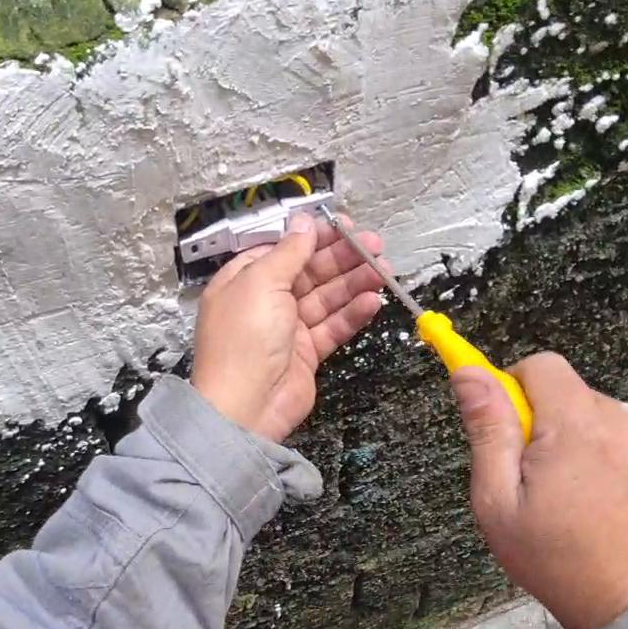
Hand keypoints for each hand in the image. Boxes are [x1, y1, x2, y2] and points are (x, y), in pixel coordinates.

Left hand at [190, 212, 387, 442]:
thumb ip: (288, 252)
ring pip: (326, 298)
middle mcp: (264, 302)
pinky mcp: (306, 353)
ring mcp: (286, 329)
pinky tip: (374, 300)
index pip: (282, 250)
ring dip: (354, 282)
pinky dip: (353, 313)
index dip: (312, 237)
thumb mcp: (261, 282)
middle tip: (375, 245)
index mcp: (244, 281)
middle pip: (308, 272)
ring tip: (384, 269)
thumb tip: (303, 222)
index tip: (343, 226)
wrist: (245, 406)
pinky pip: (333, 327)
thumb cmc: (243, 339)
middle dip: (341, 257)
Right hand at [452, 354, 627, 628]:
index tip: (510, 430)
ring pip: (600, 412)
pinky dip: (615, 451)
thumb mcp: (497, 501)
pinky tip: (610, 495)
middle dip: (548, 423)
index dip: (515, 389)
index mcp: (577, 426)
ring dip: (583, 437)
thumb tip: (468, 372)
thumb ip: (487, 429)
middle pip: (570, 392)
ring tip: (580, 493)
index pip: (541, 365)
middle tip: (541, 480)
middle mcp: (626, 418)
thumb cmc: (555, 559)